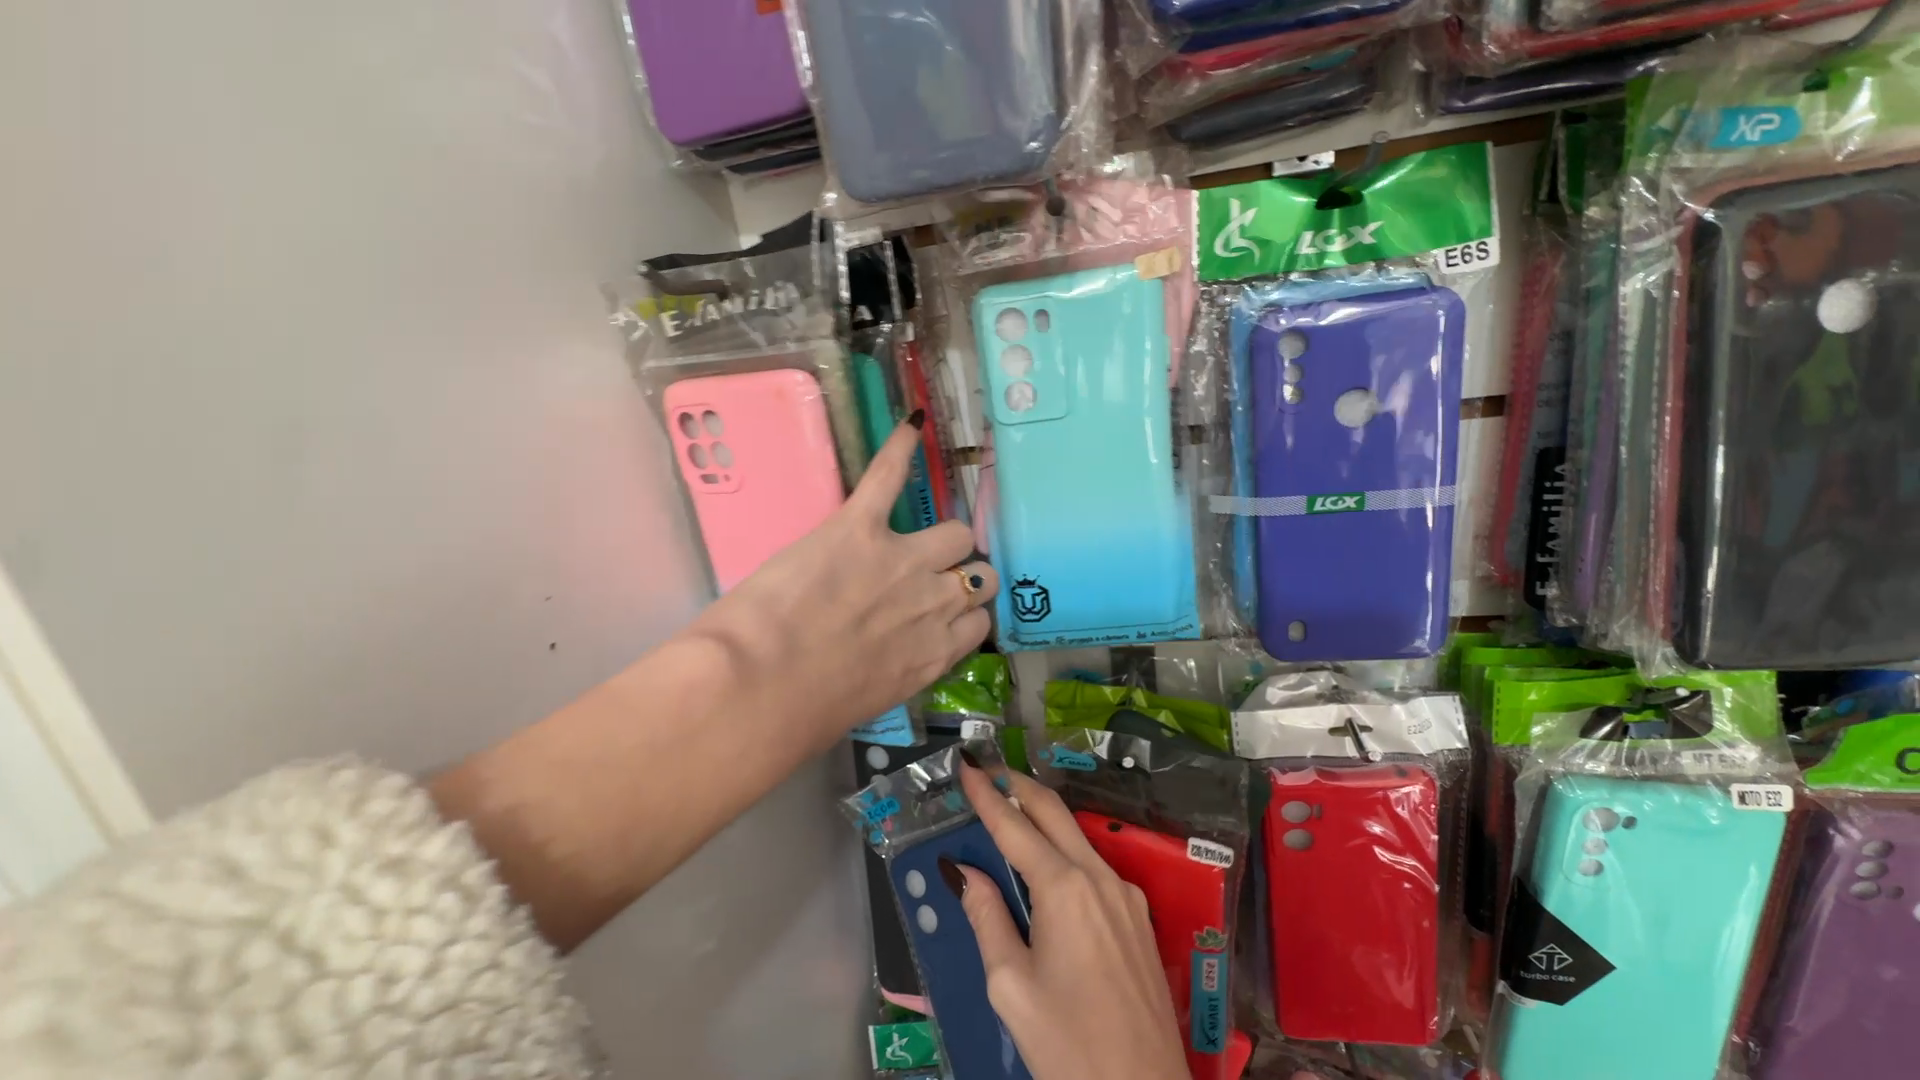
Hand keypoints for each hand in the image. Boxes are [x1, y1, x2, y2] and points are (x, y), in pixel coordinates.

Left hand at [687, 414, 995, 749]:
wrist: (763, 684)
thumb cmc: (803, 712)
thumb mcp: (869, 702)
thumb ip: (894, 670)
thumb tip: (884, 659)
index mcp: (936, 651)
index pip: (978, 621)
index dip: (963, 614)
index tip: (947, 615)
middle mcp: (935, 603)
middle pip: (976, 573)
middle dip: (961, 574)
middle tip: (929, 579)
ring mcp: (902, 560)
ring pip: (955, 533)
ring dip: (944, 538)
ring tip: (919, 535)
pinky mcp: (859, 528)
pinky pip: (889, 479)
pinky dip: (900, 451)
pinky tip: (912, 427)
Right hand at [948, 762, 1188, 1079]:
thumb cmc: (1067, 1042)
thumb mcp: (1010, 984)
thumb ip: (987, 917)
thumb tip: (965, 871)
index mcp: (1064, 888)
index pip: (1014, 825)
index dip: (985, 793)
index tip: (965, 765)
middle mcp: (1099, 877)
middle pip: (1053, 812)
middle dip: (1017, 785)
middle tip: (987, 770)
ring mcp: (1125, 895)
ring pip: (1076, 836)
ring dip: (1041, 816)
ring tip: (1009, 808)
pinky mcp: (1138, 916)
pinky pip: (1092, 866)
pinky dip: (1062, 849)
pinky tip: (1044, 863)